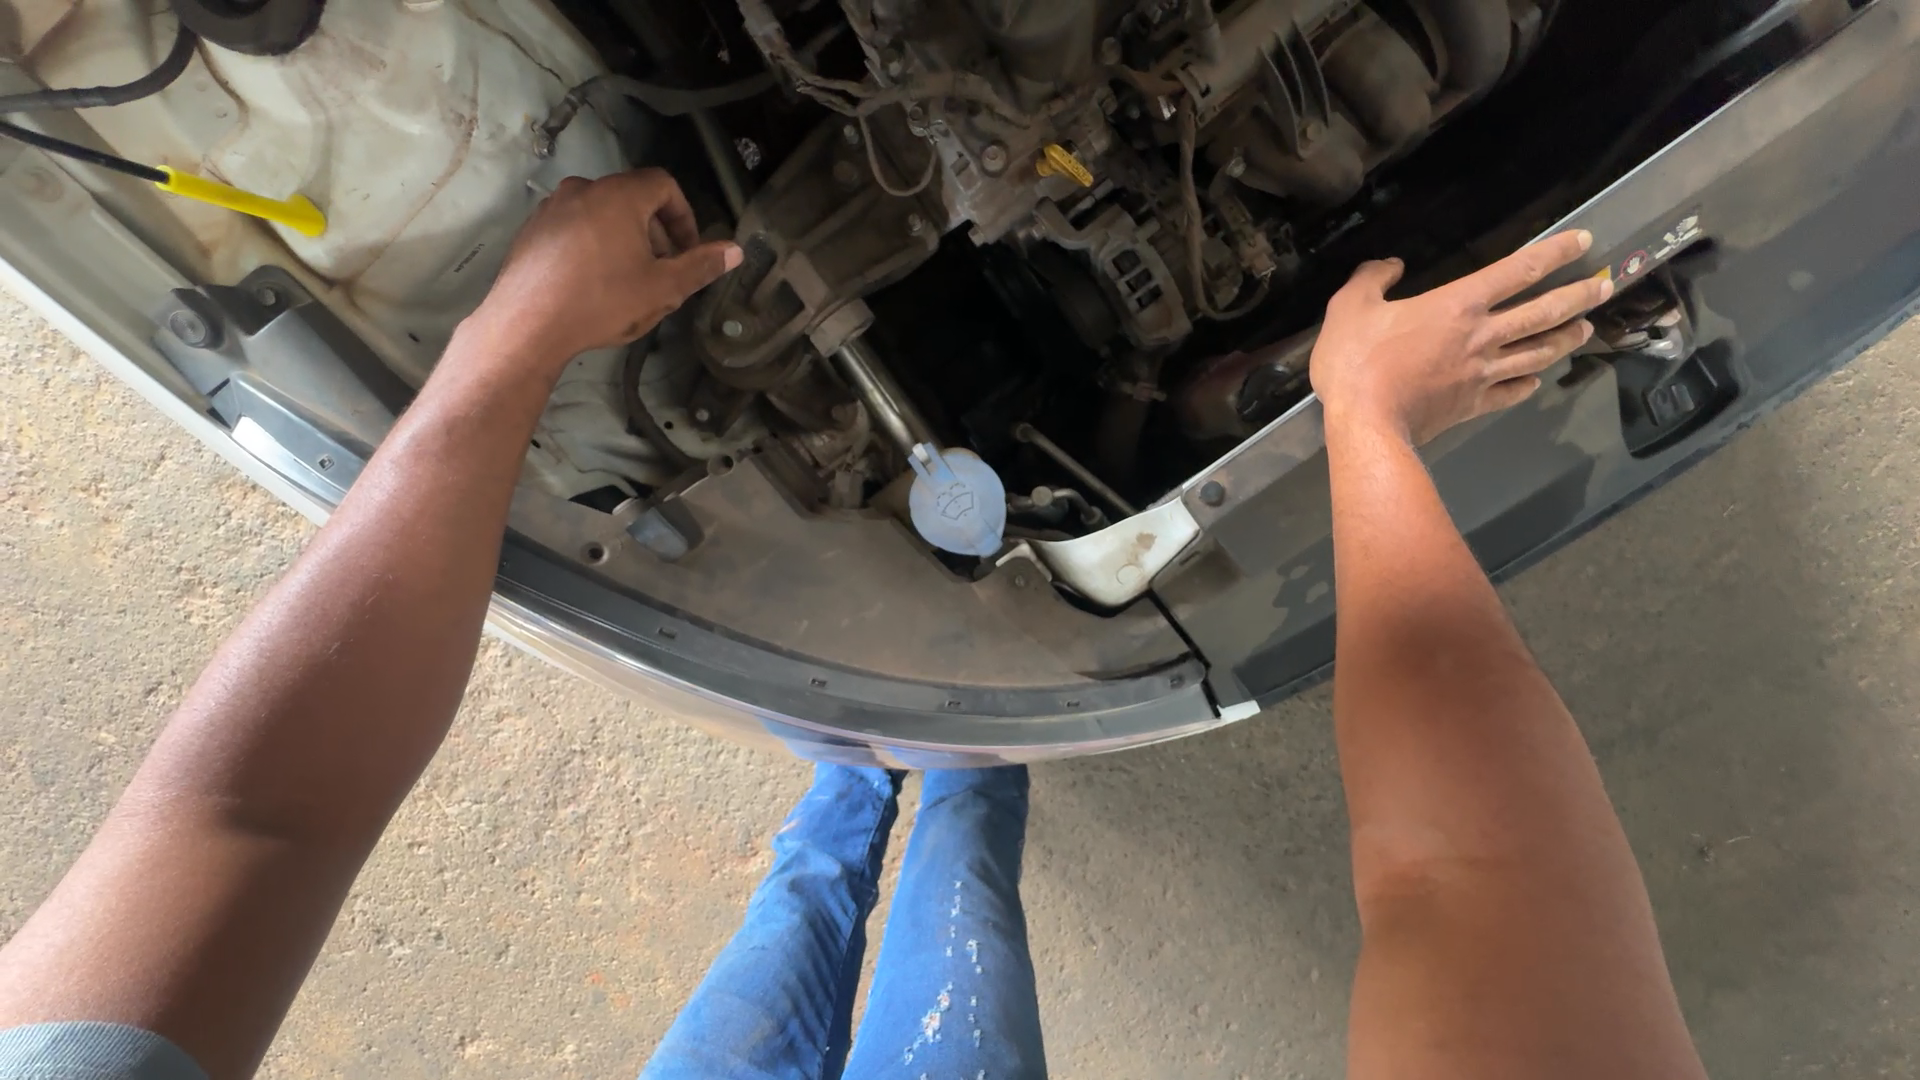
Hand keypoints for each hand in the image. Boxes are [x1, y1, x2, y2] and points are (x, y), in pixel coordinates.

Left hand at [470, 169, 742, 372]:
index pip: (664, 185)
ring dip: (628, 241)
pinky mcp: (533, 229)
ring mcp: (553, 207)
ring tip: (630, 283)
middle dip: (657, 233)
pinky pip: (577, 227)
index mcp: (619, 196)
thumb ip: (701, 265)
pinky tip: (595, 285)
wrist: (528, 323)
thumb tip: (736, 250)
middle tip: (663, 273)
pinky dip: (596, 246)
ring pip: (604, 214)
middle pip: (634, 199)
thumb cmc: (603, 301)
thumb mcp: (663, 289)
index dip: (685, 217)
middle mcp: (583, 189)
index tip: (688, 252)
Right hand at [1310, 230, 1612, 445]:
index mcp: (1458, 305)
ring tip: (1585, 330)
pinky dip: (1528, 385)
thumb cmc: (1355, 362)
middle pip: (1544, 312)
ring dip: (1566, 339)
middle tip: (1605, 286)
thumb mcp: (1348, 308)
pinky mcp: (1471, 405)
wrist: (1365, 423)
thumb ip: (1370, 280)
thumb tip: (1390, 265)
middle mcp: (1482, 336)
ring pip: (1538, 352)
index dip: (1555, 252)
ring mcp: (1482, 374)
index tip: (1584, 241)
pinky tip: (1535, 383)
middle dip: (1579, 296)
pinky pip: (1511, 393)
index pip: (1518, 270)